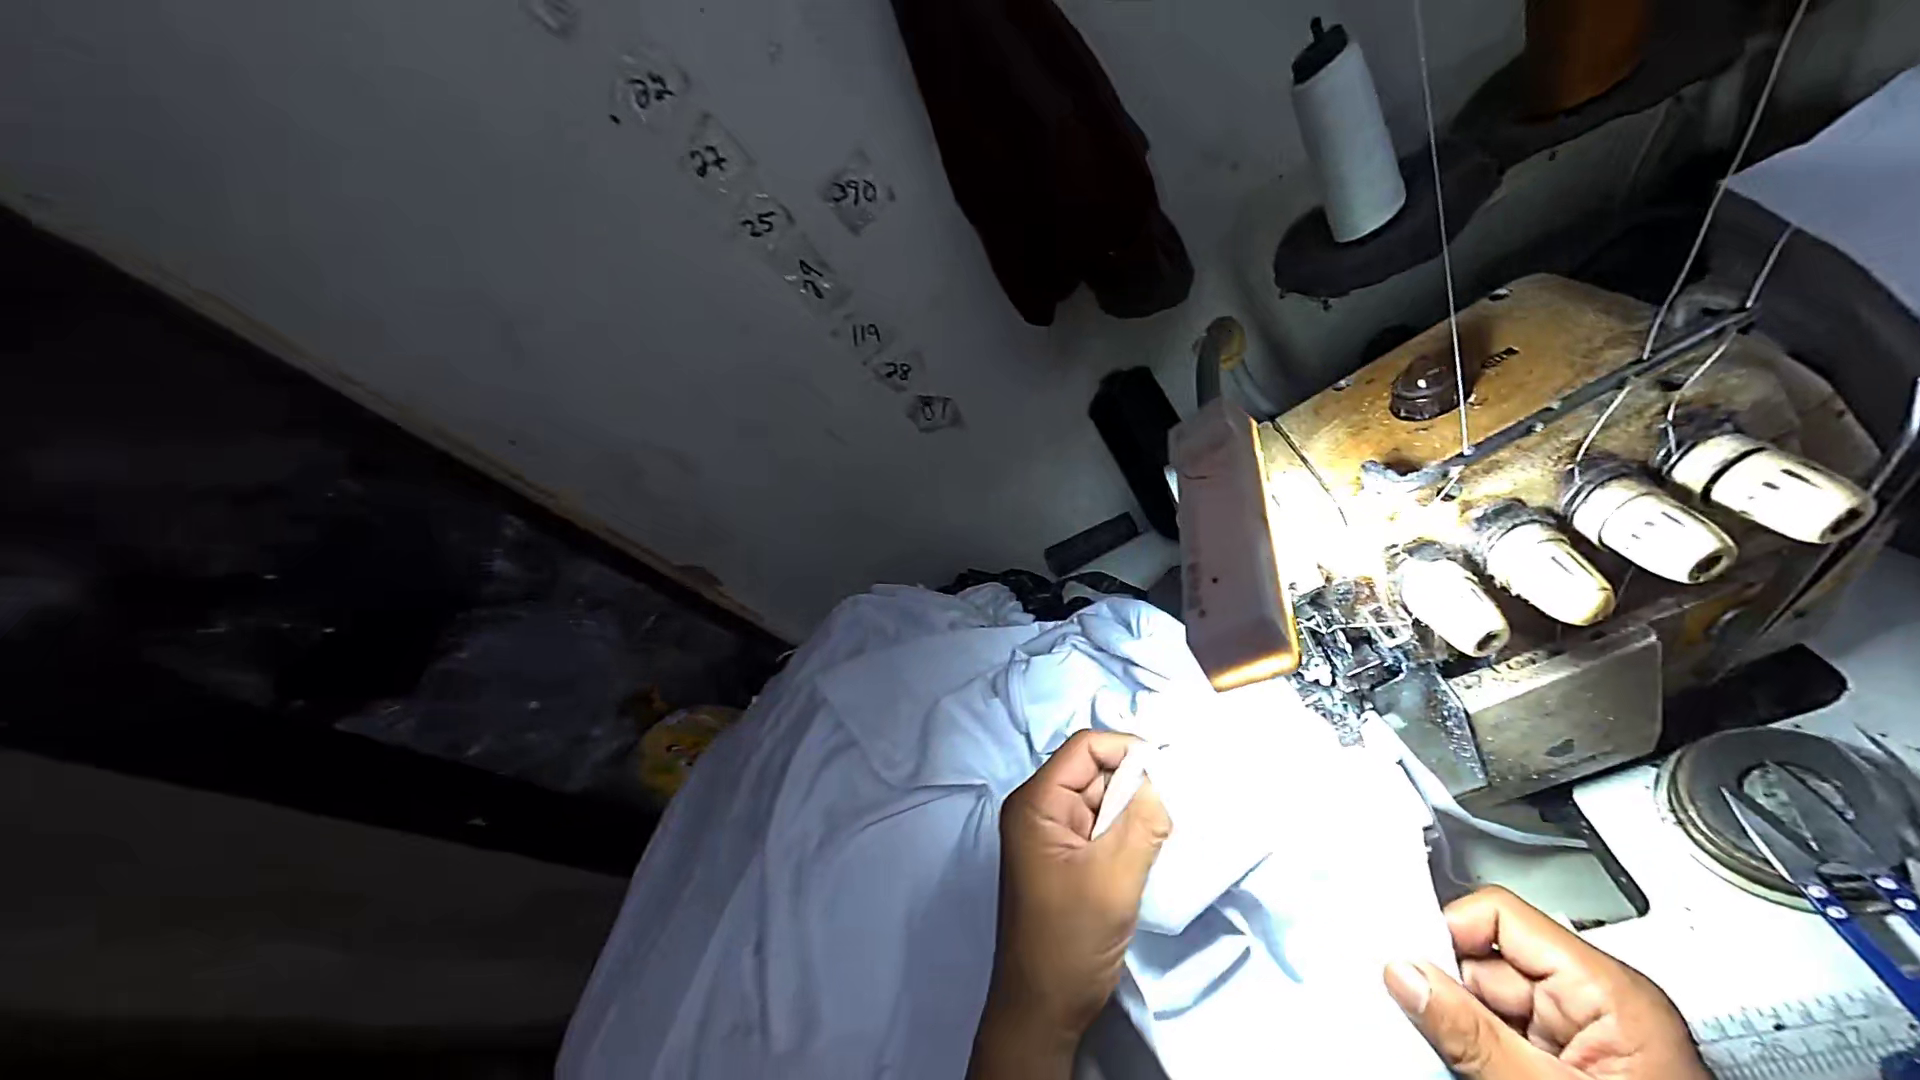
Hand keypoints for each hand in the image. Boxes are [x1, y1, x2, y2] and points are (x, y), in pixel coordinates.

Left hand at [969, 731, 1171, 1079]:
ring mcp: (1053, 835)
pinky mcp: (1067, 858)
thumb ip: (1141, 824)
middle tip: (1173, 805)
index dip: (1125, 750)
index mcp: (1036, 803)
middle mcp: (1040, 810)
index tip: (1168, 770)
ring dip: (1133, 810)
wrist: (1043, 1008)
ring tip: (1164, 829)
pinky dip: (1127, 831)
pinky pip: (1101, 827)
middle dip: (1133, 783)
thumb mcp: (1113, 878)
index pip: (1083, 750)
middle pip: (1093, 772)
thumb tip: (1162, 781)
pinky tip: (1150, 846)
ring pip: (1101, 800)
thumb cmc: (1069, 940)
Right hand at [1384, 887, 1708, 1079]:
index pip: (1499, 915)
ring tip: (1465, 1063)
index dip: (1448, 932)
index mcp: (1609, 991)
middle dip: (1453, 991)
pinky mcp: (1570, 1065)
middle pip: (1485, 959)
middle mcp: (1597, 1003)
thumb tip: (1403, 973)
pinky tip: (1471, 1069)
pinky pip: (1498, 1032)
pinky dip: (1475, 1047)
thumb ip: (1471, 1030)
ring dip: (1460, 1024)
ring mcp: (1584, 1038)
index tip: (1411, 965)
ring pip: (1484, 999)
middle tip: (1434, 1028)